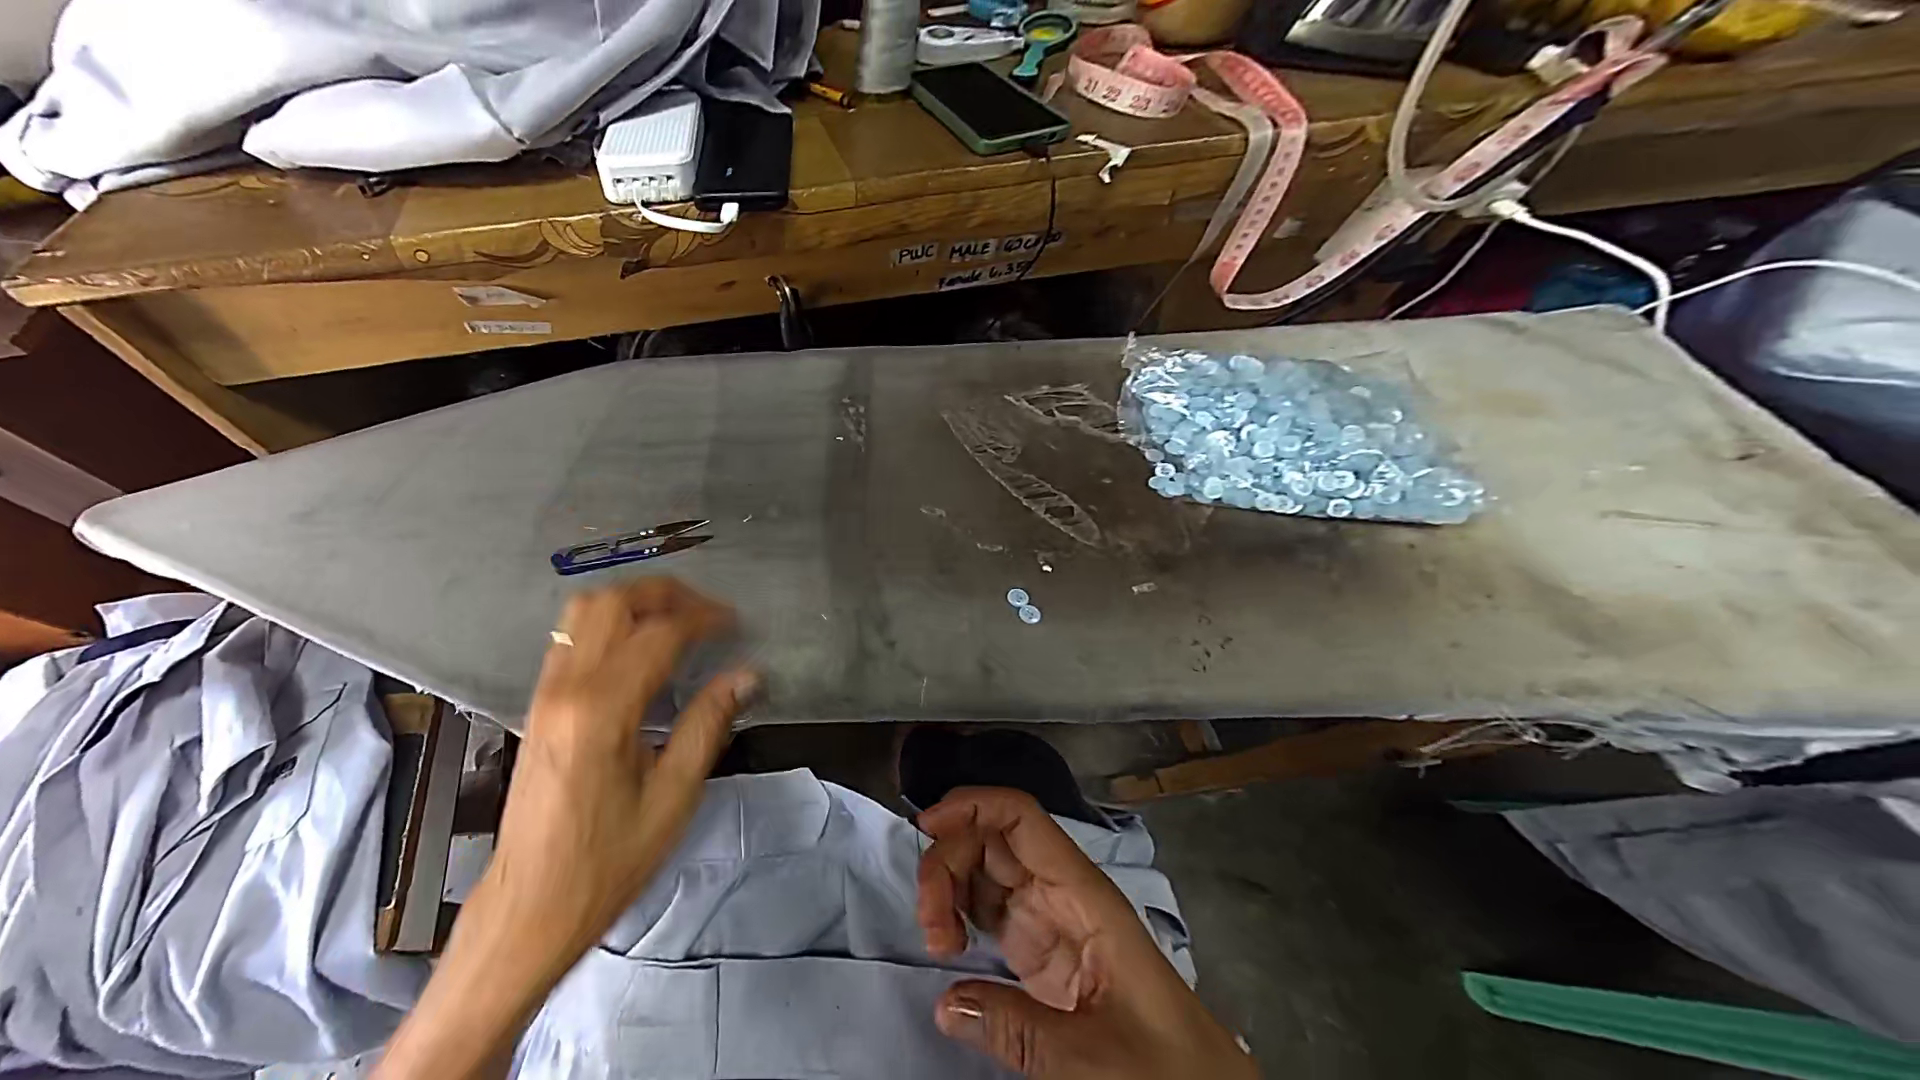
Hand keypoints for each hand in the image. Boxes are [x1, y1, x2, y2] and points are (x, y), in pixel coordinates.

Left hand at [377, 579, 755, 1079]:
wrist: (528, 907)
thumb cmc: (609, 860)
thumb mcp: (674, 795)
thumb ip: (708, 723)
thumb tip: (747, 674)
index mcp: (602, 710)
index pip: (659, 634)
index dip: (704, 618)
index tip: (736, 624)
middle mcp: (566, 689)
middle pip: (610, 603)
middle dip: (665, 594)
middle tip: (707, 614)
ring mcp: (544, 694)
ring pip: (582, 613)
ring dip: (634, 603)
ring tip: (678, 622)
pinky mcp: (539, 706)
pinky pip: (572, 639)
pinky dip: (611, 624)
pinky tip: (642, 650)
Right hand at [917, 788, 1256, 1079]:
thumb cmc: (1163, 1064)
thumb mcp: (1094, 1056)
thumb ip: (1018, 1029)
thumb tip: (945, 1003)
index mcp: (1082, 892)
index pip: (1022, 819)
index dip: (973, 805)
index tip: (926, 828)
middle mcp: (1061, 892)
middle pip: (992, 840)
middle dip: (950, 862)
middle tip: (931, 926)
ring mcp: (1047, 919)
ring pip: (985, 872)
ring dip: (950, 889)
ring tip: (939, 942)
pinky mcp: (1037, 951)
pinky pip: (987, 910)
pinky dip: (959, 914)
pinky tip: (948, 946)